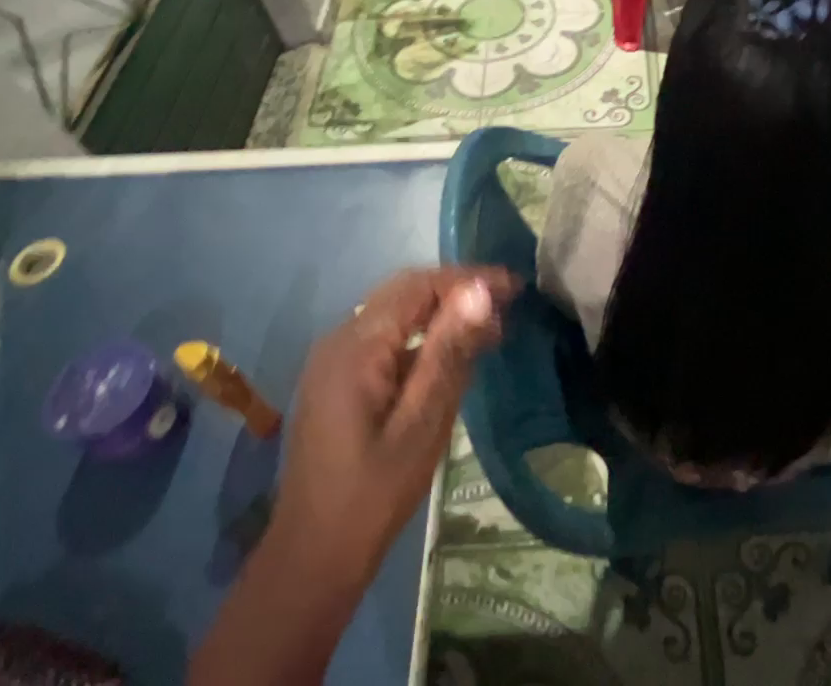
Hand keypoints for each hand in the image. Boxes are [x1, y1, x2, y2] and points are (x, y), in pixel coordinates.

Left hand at [270, 266, 518, 582]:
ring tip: (488, 331)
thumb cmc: (375, 492)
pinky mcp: (335, 382)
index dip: (468, 279)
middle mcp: (338, 340)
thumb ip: (449, 352)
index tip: (516, 289)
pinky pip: (382, 341)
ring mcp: (332, 361)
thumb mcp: (423, 421)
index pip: (418, 286)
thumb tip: (480, 291)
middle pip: (403, 294)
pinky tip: (448, 360)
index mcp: (356, 346)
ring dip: (439, 314)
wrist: (314, 552)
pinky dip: (419, 339)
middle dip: (456, 291)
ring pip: (393, 316)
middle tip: (507, 307)